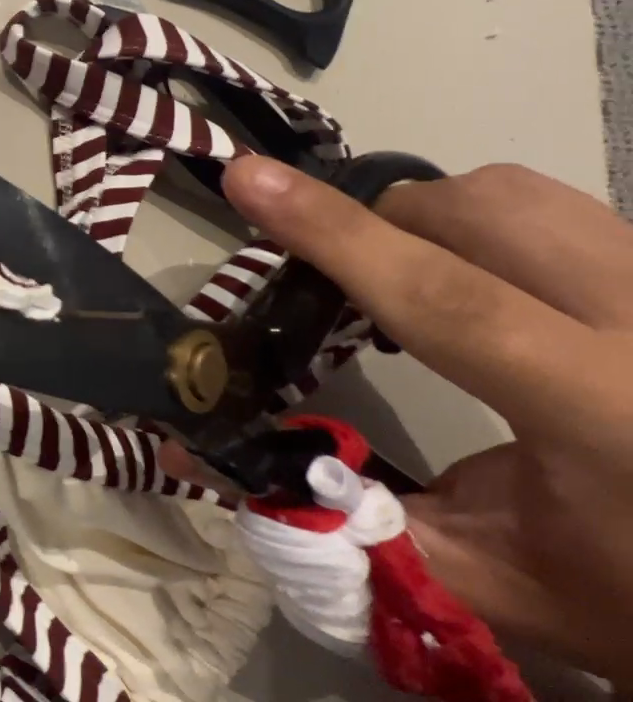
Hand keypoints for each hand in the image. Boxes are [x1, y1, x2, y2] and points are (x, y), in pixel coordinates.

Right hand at [187, 156, 632, 682]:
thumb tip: (186, 452)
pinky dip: (486, 232)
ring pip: (529, 197)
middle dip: (385, 224)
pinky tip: (477, 291)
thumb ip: (338, 514)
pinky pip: (564, 215)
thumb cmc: (630, 594)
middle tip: (342, 282)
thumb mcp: (482, 577)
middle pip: (487, 214)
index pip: (447, 300)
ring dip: (435, 219)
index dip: (335, 236)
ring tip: (407, 280)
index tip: (246, 179)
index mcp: (604, 412)